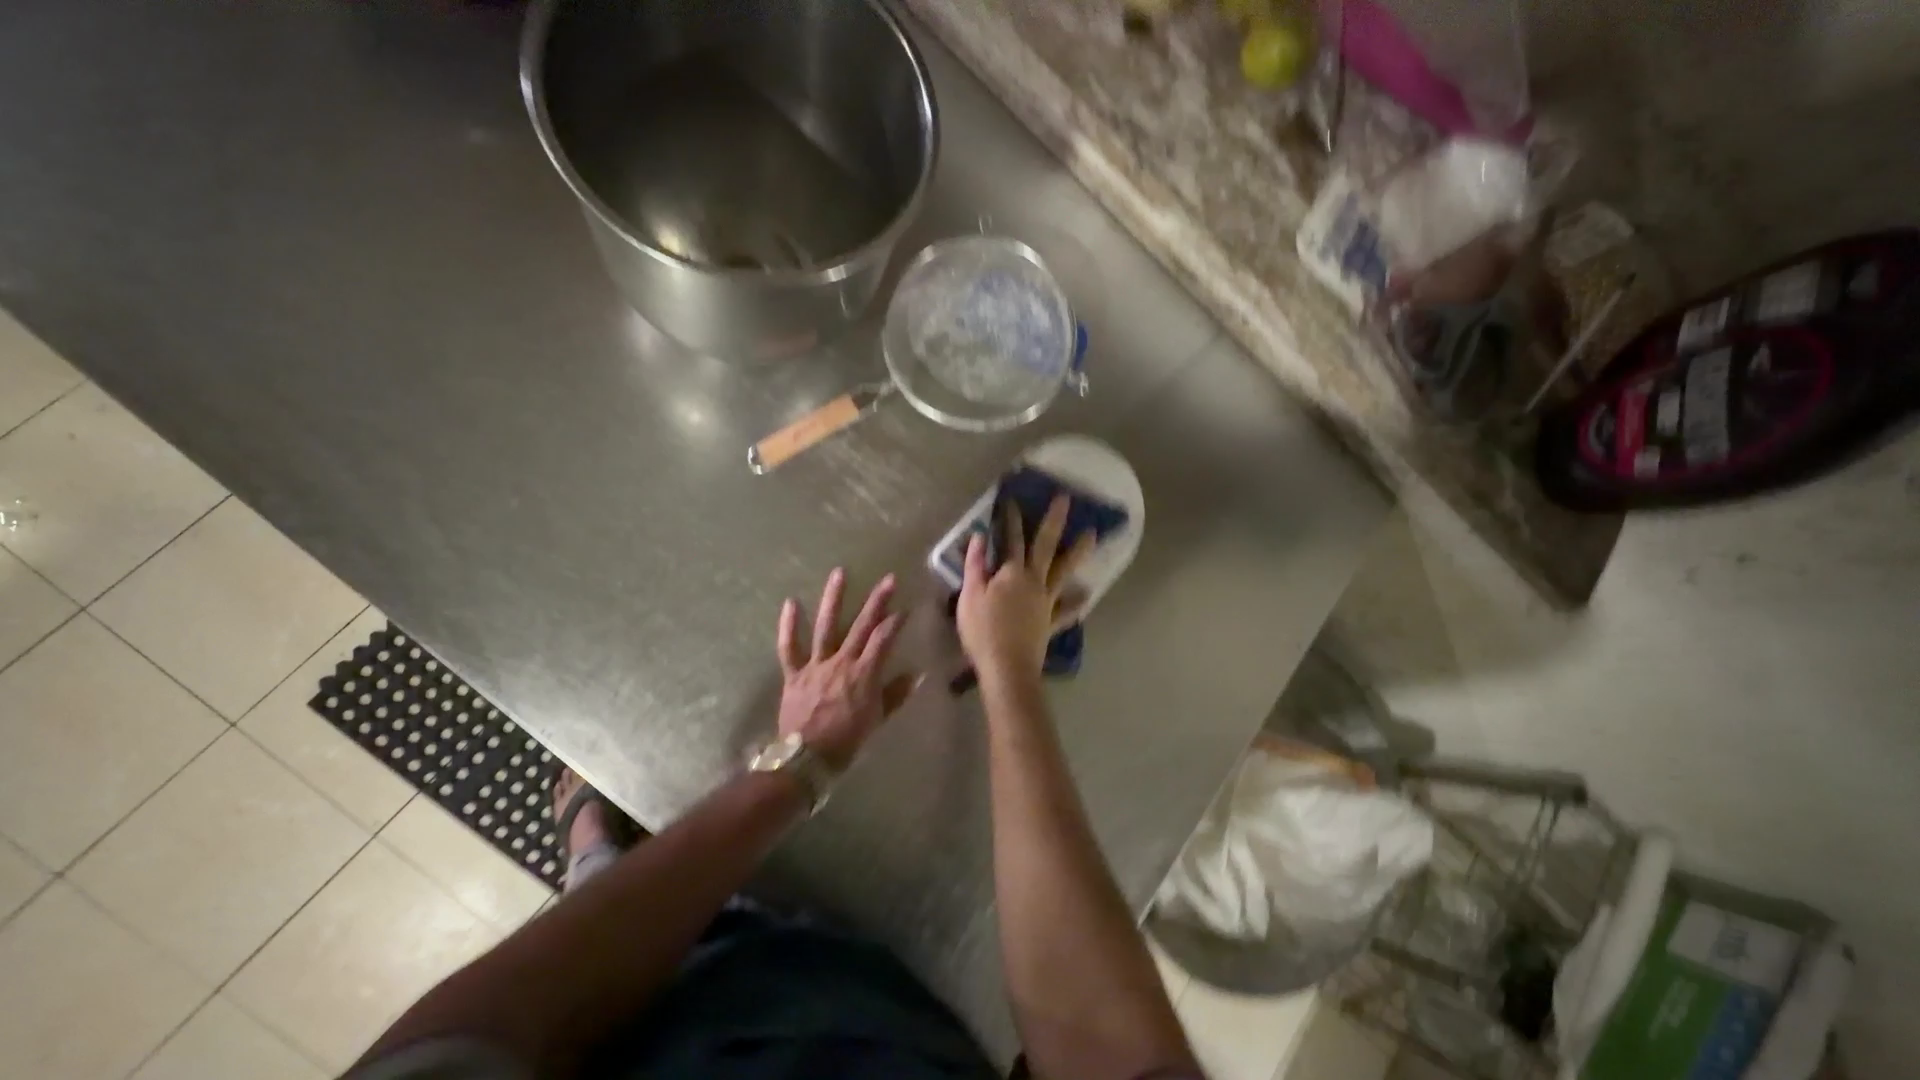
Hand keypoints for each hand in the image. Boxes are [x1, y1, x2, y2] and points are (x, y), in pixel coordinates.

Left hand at [776, 569, 917, 770]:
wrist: (807, 758)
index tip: (905, 608)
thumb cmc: (847, 740)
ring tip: (839, 573)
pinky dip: (788, 625)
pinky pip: (789, 647)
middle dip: (877, 602)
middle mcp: (841, 662)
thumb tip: (916, 675)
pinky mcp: (793, 673)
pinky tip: (791, 602)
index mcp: (864, 673)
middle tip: (888, 580)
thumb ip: (895, 694)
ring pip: (826, 626)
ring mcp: (815, 665)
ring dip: (833, 599)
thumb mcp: (877, 719)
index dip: (895, 623)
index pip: (884, 640)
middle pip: (861, 626)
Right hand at [957, 495, 1095, 689]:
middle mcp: (1034, 581)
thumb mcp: (970, 596)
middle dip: (1054, 521)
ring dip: (1077, 553)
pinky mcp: (1050, 623)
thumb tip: (978, 538)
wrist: (1007, 667)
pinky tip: (1086, 597)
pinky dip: (1075, 604)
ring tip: (1092, 536)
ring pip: (1064, 571)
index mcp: (1012, 573)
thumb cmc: (983, 631)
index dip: (1010, 518)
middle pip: (1045, 546)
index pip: (1011, 538)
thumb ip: (975, 566)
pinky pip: (1066, 611)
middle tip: (1065, 499)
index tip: (1012, 498)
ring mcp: (1046, 602)